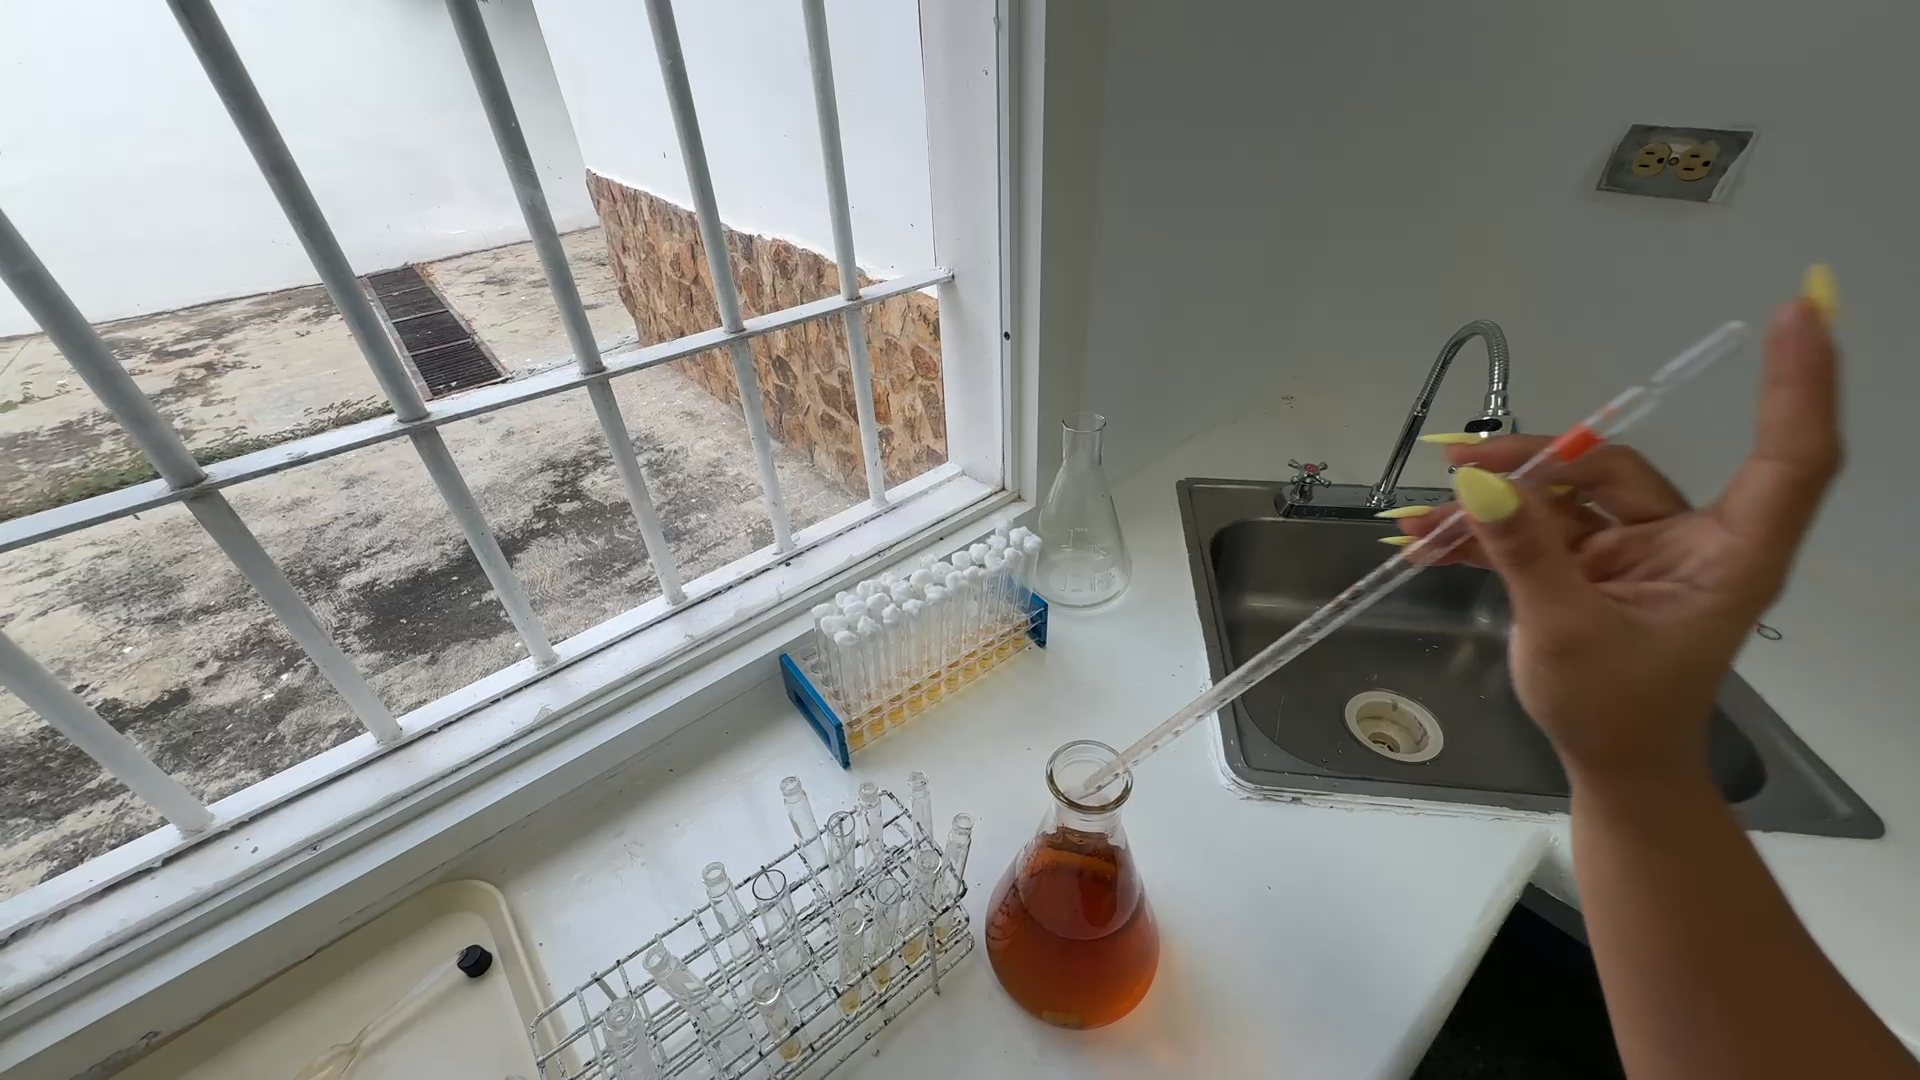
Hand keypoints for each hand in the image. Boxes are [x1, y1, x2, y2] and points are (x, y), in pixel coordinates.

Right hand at [1395, 297, 1839, 784]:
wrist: (1607, 758)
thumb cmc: (1614, 707)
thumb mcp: (1566, 630)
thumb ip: (1525, 552)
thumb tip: (1477, 484)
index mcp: (1726, 554)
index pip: (1787, 458)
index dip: (1796, 386)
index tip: (1800, 314)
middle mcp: (1682, 540)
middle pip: (1611, 470)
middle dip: (1532, 464)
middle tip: (1457, 467)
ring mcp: (1626, 551)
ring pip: (1557, 498)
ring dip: (1488, 502)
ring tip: (1419, 516)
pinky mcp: (1582, 566)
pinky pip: (1528, 532)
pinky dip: (1479, 535)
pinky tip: (1423, 540)